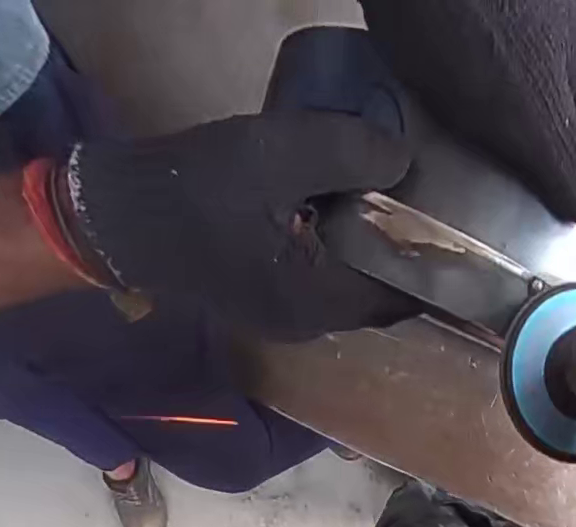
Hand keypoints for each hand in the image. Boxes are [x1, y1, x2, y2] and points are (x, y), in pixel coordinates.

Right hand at [34, 111, 418, 341]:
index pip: (401, 295)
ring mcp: (292, 320)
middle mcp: (314, 324)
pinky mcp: (273, 305)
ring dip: (376, 263)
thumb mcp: (274, 154)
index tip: (452, 228)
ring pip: (356, 296)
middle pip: (382, 300)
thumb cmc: (196, 188)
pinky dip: (348, 264)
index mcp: (320, 300)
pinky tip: (349, 226)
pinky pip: (329, 290)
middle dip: (407, 263)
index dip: (432, 265)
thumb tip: (404, 159)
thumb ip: (346, 153)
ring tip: (395, 216)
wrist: (122, 216)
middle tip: (427, 216)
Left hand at [360, 0, 575, 228]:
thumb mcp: (535, 117)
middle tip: (500, 210)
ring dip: (494, 154)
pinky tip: (435, 132)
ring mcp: (518, 37)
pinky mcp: (470, 31)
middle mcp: (564, 53)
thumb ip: (572, 168)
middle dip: (535, 180)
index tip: (547, 231)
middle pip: (561, 140)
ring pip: (517, 121)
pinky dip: (461, 121)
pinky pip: (474, 95)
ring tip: (461, 176)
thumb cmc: (478, 31)